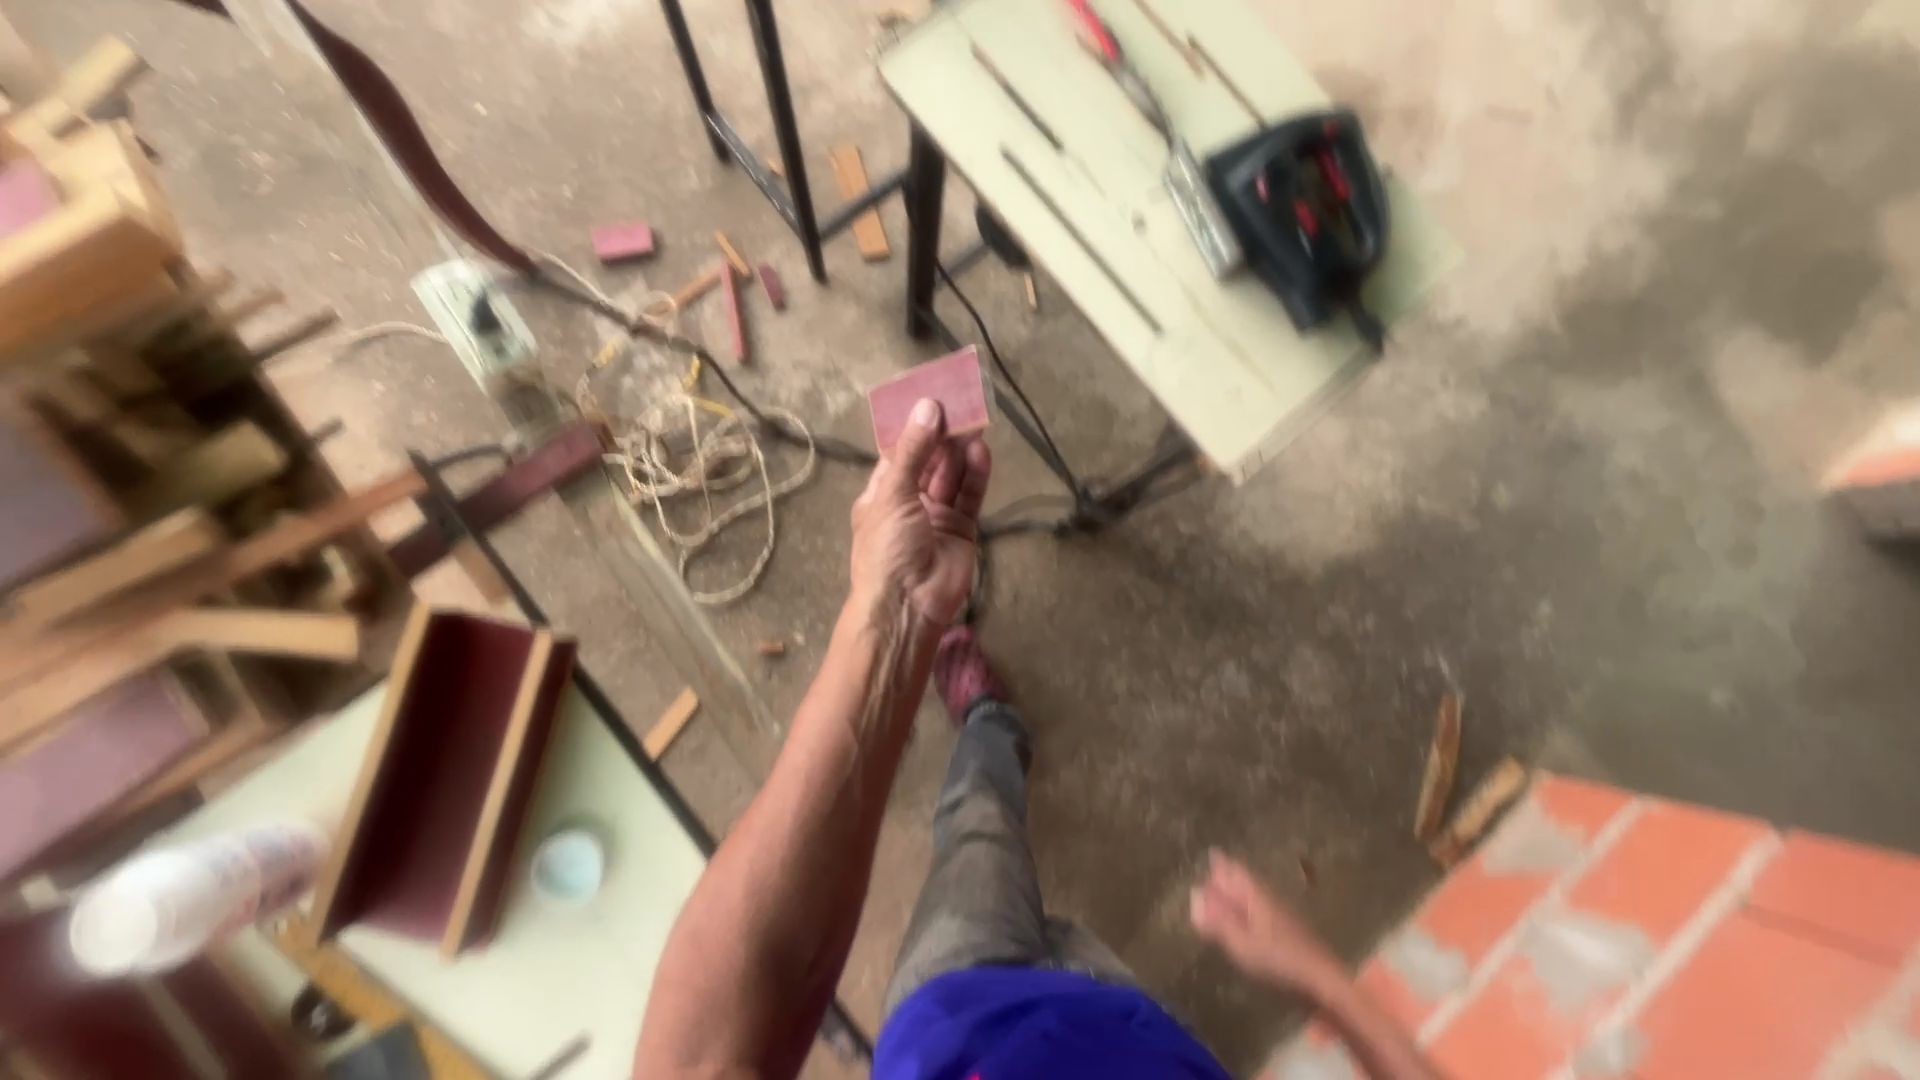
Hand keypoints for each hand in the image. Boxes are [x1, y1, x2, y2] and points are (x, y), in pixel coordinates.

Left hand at [850, 399, 991, 627]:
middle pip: (929, 461)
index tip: (931, 398)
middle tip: (960, 404)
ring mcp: (937, 516)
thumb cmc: (886, 548)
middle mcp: (909, 502)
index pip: (898, 453)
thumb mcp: (892, 494)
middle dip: (942, 435)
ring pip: (951, 476)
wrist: (907, 604)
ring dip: (960, 451)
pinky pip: (970, 496)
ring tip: (974, 422)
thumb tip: (927, 407)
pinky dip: (976, 475)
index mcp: (881, 494)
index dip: (913, 427)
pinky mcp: (962, 530)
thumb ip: (913, 451)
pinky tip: (981, 452)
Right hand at [1190, 850, 1345, 995]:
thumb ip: (1217, 920)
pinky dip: (1249, 908)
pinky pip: (1262, 909)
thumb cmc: (1277, 958)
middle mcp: (1270, 898)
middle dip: (1230, 876)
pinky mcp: (1290, 931)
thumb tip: (1195, 895)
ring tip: (1227, 894)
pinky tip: (1247, 920)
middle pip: (1246, 881)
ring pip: (1256, 895)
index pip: (1236, 871)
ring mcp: (1282, 914)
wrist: (1322, 979)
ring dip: (1240, 892)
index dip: (1223, 863)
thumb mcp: (1240, 942)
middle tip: (1216, 870)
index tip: (1212, 853)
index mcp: (1256, 896)